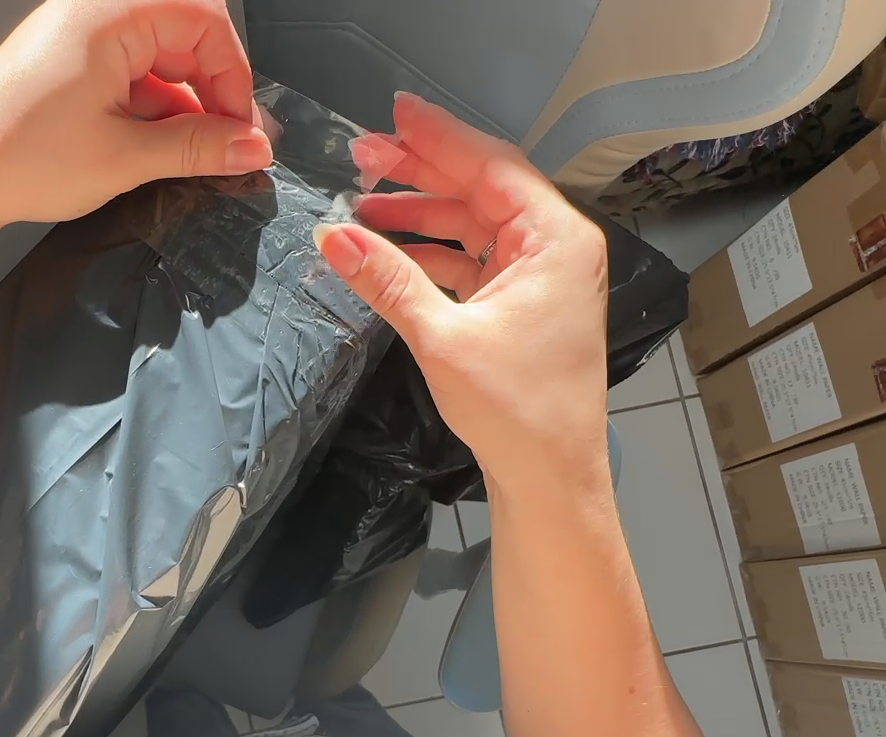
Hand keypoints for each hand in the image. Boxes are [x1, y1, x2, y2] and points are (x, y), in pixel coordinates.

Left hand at [0, 0, 272, 224]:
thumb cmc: (20, 157)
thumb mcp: (124, 158)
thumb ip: (196, 148)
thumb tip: (252, 145)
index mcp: (110, 12)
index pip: (206, 22)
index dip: (234, 80)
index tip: (243, 132)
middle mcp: (97, 9)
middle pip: (187, 34)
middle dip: (214, 91)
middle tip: (226, 145)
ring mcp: (85, 33)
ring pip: (164, 57)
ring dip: (186, 106)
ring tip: (190, 156)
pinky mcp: (77, 60)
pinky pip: (136, 73)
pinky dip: (156, 108)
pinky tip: (159, 146)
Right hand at [314, 94, 609, 489]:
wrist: (548, 473)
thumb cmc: (515, 409)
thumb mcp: (442, 338)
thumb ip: (387, 281)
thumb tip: (332, 238)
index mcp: (553, 239)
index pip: (489, 166)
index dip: (436, 138)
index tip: (393, 114)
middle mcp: (553, 247)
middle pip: (480, 190)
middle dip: (419, 175)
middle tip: (362, 158)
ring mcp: (537, 276)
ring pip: (472, 227)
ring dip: (420, 220)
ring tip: (363, 211)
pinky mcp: (520, 305)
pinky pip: (471, 263)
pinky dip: (432, 258)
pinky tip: (391, 256)